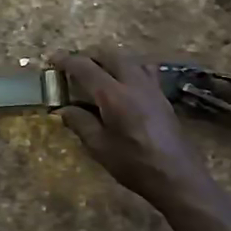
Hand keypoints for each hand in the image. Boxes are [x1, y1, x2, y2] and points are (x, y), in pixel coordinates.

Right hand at [57, 51, 210, 205]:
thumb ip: (80, 123)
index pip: (86, 67)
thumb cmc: (135, 165)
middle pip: (108, 55)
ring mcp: (151, 86)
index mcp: (114, 95)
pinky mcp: (161, 95)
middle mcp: (133, 82)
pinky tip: (124, 83)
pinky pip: (143, 69)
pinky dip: (128, 67)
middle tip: (73, 67)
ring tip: (96, 72)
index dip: (67, 60)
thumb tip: (63, 109)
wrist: (177, 176)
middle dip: (88, 56)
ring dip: (108, 59)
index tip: (53, 58)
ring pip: (127, 59)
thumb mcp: (100, 148)